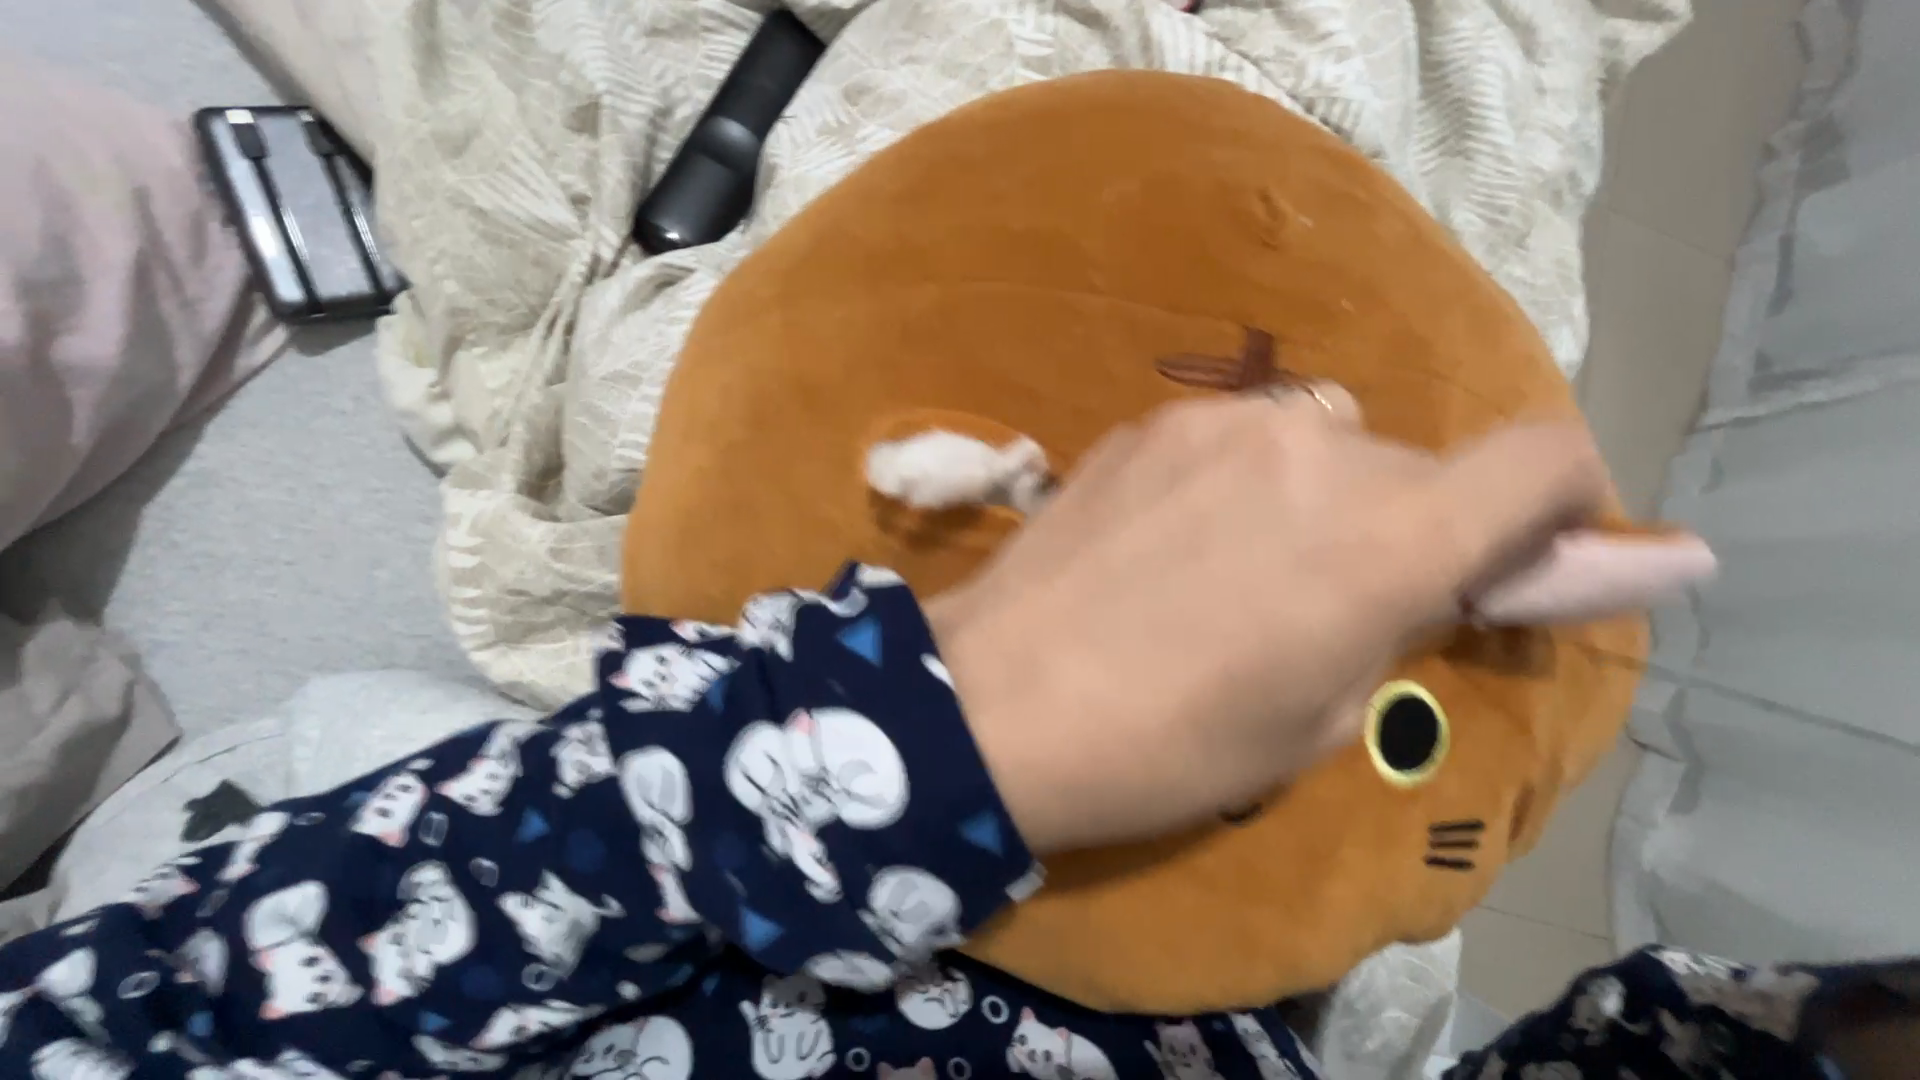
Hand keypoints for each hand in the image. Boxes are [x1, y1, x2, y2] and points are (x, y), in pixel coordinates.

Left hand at [925, 389, 1613, 854]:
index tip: (1522, 552)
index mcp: (1390, 532)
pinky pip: (1234, 440)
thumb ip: (1423, 616)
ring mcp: (1223, 422)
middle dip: (1405, 523)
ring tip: (1242, 566)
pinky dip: (1238, 481)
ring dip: (1318, 495)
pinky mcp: (1148, 422)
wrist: (1000, 702)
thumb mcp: (1324, 713)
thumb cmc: (1171, 744)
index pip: (1542, 458)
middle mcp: (1320, 447)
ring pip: (1322, 442)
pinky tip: (1171, 541)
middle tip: (1332, 595)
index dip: (1561, 503)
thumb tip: (1543, 570)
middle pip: (1416, 465)